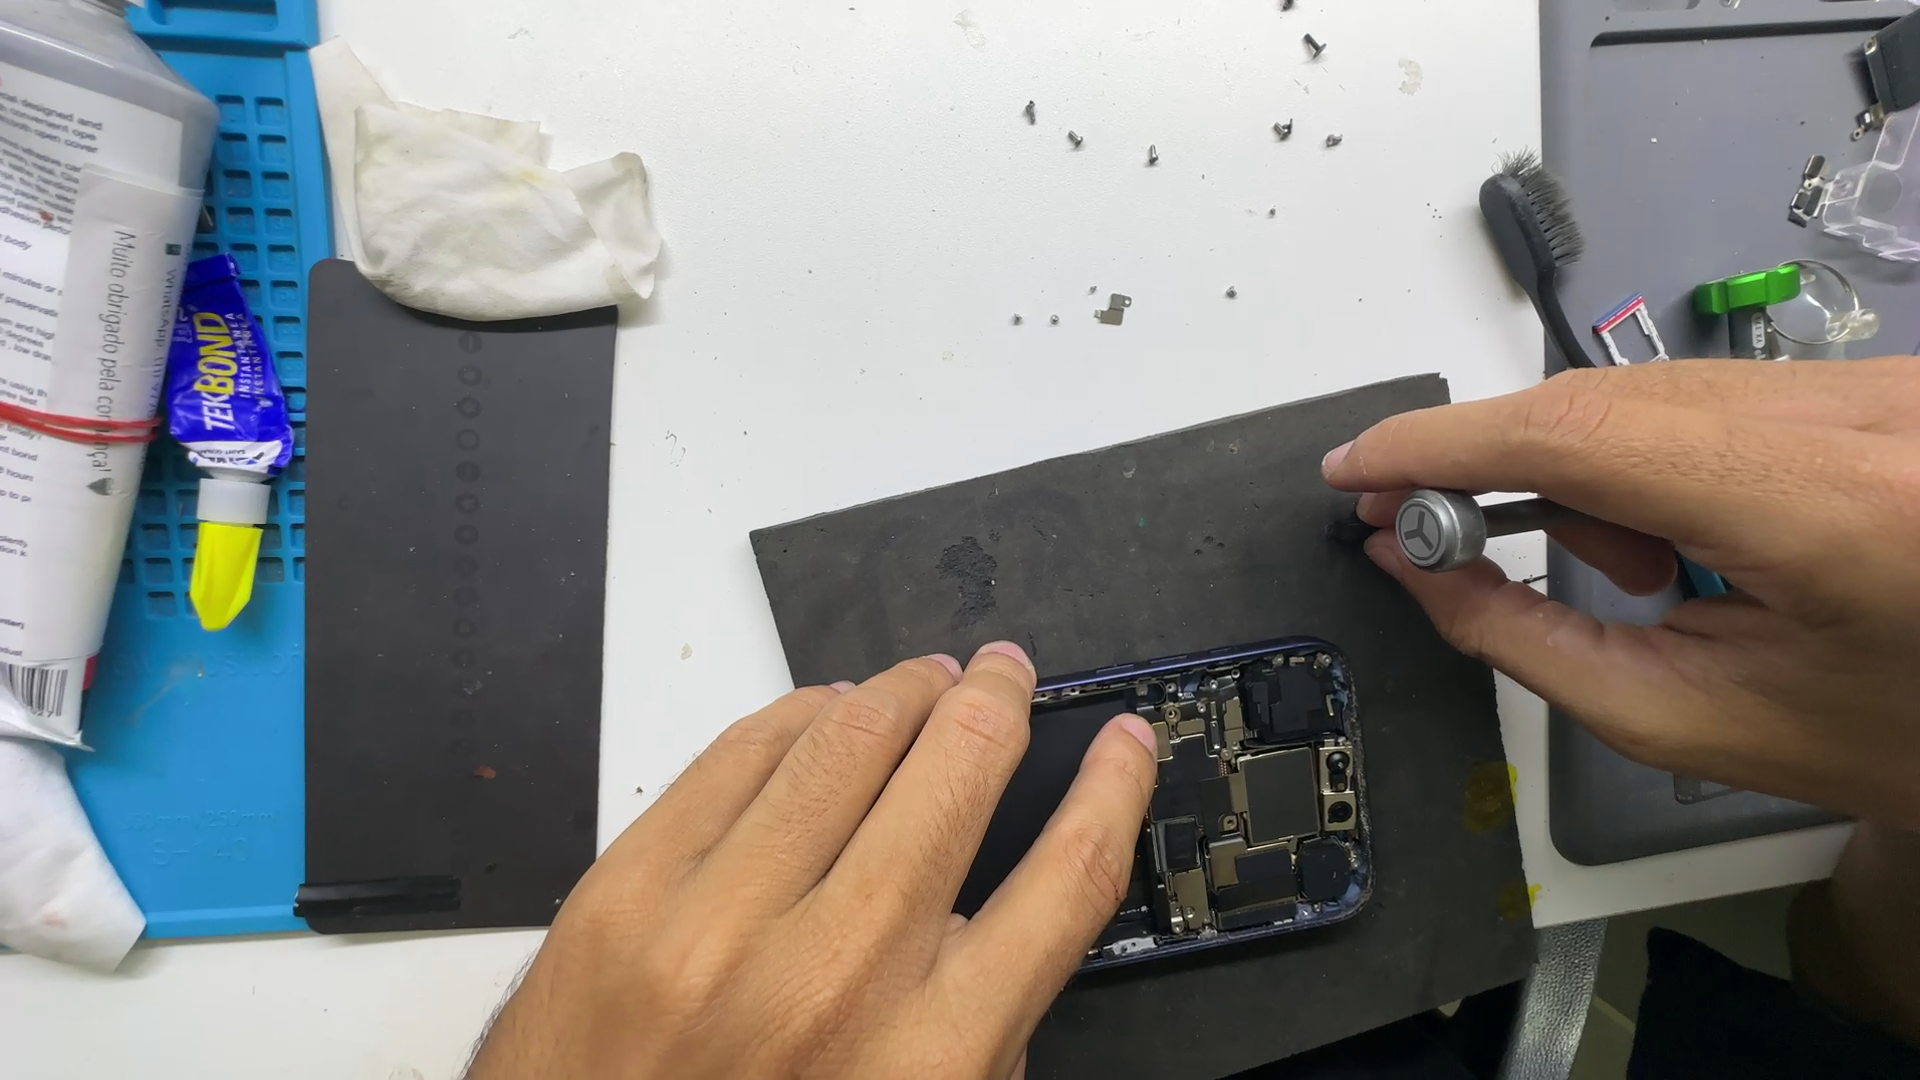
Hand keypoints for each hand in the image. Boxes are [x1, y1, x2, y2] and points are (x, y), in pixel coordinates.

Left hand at [467, 643, 1158, 1079]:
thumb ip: (982, 1015)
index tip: (1124, 741)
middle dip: (995, 697)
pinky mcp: (632, 886)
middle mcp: (834, 975)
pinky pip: (745, 747)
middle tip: (1005, 671)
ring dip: (906, 686)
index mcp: (931, 1058)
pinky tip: (828, 707)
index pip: (1068, 878)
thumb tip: (1016, 877)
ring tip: (927, 676)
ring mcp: (720, 921)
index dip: (1113, 788)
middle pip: (956, 769)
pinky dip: (804, 710)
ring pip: (849, 736)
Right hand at [1320, 358, 1919, 826]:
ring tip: (1617, 568)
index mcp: (1836, 511)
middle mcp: (1868, 416)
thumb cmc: (1879, 739)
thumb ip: (1508, 631)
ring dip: (1556, 472)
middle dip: (1473, 461)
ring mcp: (1879, 386)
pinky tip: (1665, 532)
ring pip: (1625, 394)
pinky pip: (1680, 399)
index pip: (1575, 434)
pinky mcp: (1868, 384)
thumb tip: (1402, 556)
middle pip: (1586, 402)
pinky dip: (1620, 461)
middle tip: (1417, 523)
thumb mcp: (1669, 711)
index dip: (1436, 443)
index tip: (1349, 470)